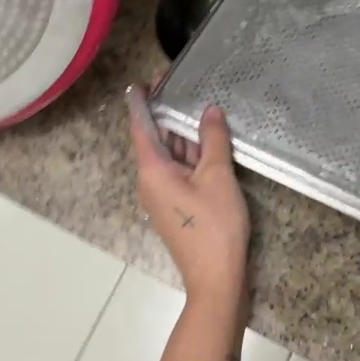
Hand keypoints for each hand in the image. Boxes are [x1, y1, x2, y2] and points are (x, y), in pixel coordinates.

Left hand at [127, 86, 250, 306]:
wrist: (217, 279)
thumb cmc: (214, 225)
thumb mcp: (218, 176)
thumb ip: (214, 139)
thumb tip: (210, 110)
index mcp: (152, 170)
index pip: (141, 126)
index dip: (141, 102)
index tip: (142, 81)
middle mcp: (151, 180)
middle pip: (156, 139)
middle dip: (168, 113)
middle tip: (182, 84)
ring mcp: (164, 195)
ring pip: (170, 155)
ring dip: (183, 133)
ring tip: (200, 104)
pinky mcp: (178, 206)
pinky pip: (180, 170)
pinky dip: (191, 152)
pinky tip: (209, 140)